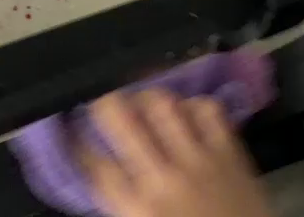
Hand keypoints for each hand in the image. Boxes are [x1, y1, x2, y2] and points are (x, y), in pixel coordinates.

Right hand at [78, 90, 273, 216]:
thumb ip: (126, 207)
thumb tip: (106, 177)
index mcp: (138, 211)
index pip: (96, 166)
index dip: (80, 144)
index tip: (73, 132)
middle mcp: (162, 178)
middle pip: (122, 120)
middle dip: (105, 104)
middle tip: (104, 103)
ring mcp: (198, 159)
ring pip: (163, 104)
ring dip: (149, 99)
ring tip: (144, 102)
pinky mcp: (229, 151)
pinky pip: (208, 109)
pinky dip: (194, 105)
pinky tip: (188, 113)